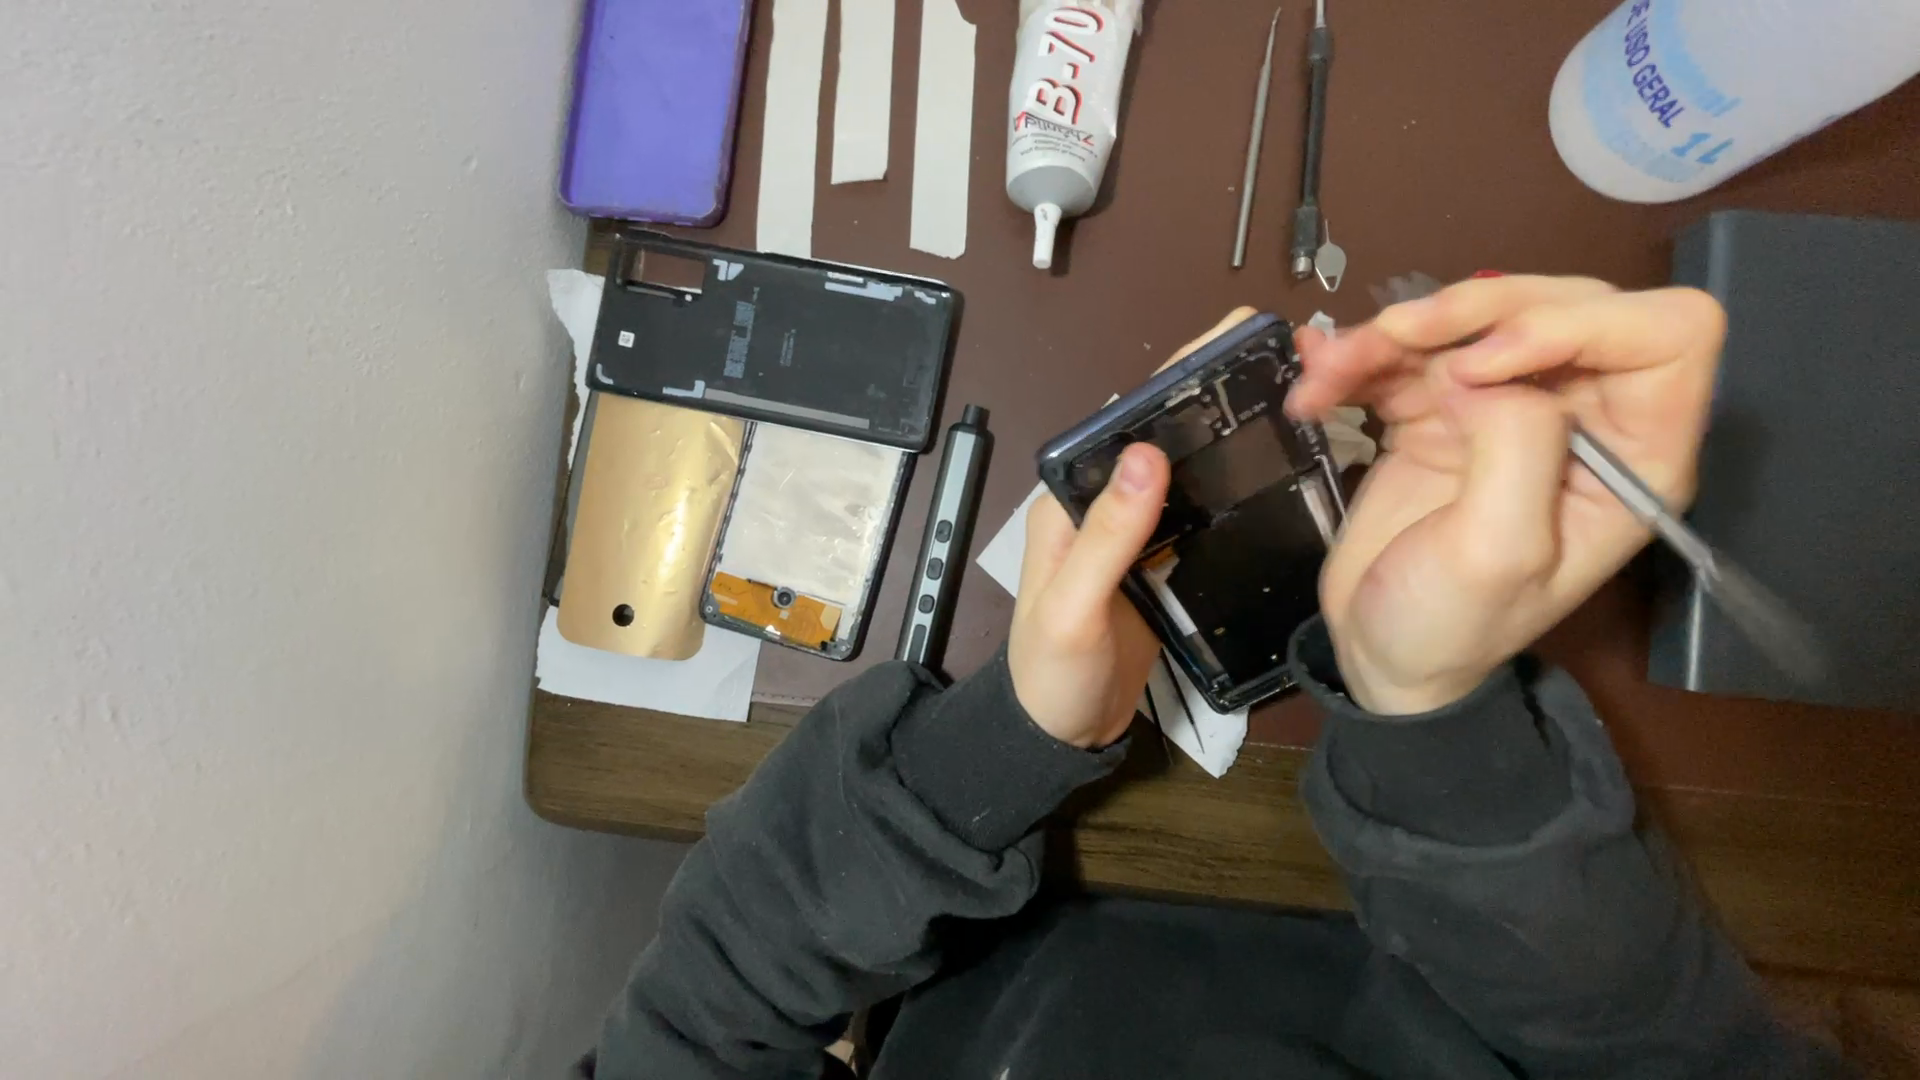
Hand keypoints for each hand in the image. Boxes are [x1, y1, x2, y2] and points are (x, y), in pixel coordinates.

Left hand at [1009, 309, 1256, 747]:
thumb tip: (1143, 455)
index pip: (1117, 431)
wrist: (1062, 731)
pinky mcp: (1155, 565)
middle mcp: (1097, 510)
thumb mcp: (1074, 607)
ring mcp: (1130, 537)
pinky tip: (1260, 480)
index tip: (1224, 348)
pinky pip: (1192, 520)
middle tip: (1272, 364)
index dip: (1168, 387)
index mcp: (1066, 505)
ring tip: (1280, 405)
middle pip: (1153, 445)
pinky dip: (1222, 496)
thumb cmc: (1051, 674)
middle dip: (1203, 402)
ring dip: (1218, 443)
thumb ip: (1105, 537)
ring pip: (1179, 477)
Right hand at [1285, 276, 1723, 714]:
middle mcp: (1576, 414)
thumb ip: (1515, 448)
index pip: (1661, 332)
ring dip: (1382, 340)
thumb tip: (1476, 369)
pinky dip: (1349, 362)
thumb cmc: (1451, 622)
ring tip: (1318, 383)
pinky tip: (1310, 379)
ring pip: (1461, 325)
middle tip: (1387, 338)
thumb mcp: (1496, 552)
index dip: (1573, 324)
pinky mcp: (1431, 416)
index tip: (1474, 366)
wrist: (1378, 651)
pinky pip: (1397, 361)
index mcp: (1634, 450)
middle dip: (1465, 312)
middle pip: (1552, 303)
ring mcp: (1497, 410)